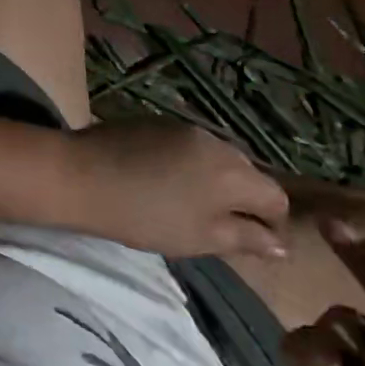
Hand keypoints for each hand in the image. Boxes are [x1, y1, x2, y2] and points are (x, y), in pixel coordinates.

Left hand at [67, 121, 287, 257]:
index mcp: (234, 171)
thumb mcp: (200, 238)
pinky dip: (188, 162)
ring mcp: (183, 125)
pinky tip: (164, 178)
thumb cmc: (145, 215)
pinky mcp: (155, 119)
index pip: (275, 196)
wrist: (83, 175)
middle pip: (247, 171)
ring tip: (191, 202)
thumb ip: (246, 239)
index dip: (272, 223)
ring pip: (216, 155)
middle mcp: (215, 140)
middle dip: (243, 198)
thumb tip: (281, 245)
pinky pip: (187, 142)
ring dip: (215, 178)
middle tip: (220, 225)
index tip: (254, 242)